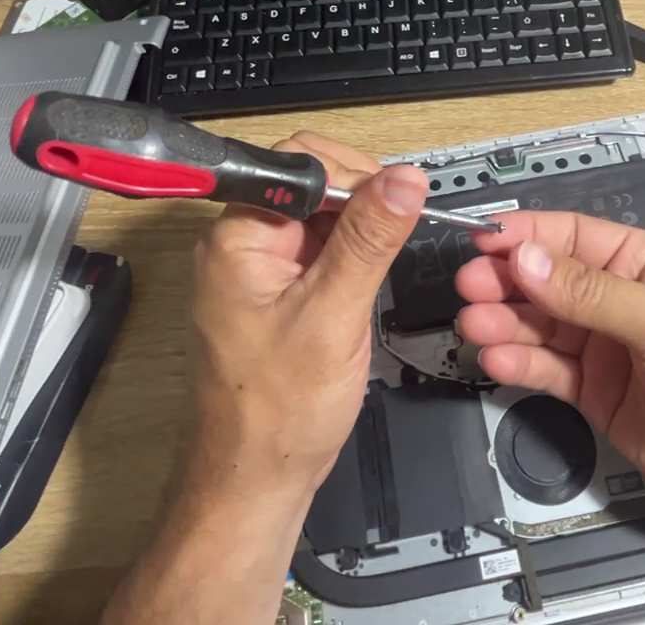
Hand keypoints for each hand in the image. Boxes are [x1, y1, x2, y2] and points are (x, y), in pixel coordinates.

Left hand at [184, 132, 427, 505]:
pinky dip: (352, 248)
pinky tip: (372, 270)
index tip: (396, 195)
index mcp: (238, 238)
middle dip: (359, 192)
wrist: (258, 479)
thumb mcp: (332, 316)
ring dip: (360, 222)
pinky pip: (321, 245)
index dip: (349, 170)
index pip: (295, 164)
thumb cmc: (280, 411)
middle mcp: (244, 242)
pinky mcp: (281, 287)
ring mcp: (262, 266)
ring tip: (390, 250)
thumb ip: (368, 241)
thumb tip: (405, 180)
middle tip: (401, 222)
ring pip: (319, 213)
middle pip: (308, 182)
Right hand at [454, 211, 644, 538]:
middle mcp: (624, 302)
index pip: (576, 236)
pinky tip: (498, 360)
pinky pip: (551, 371)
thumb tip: (530, 258)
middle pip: (550, 280)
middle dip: (508, 281)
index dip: (529, 235)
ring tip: (475, 325)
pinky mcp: (601, 394)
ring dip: (506, 323)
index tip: (485, 240)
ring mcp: (611, 349)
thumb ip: (592, 292)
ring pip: (544, 326)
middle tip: (471, 287)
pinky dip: (521, 365)